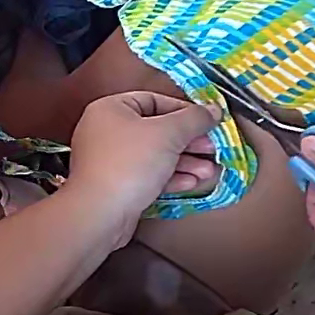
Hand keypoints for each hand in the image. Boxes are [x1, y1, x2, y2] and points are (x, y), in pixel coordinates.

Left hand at [62, 91, 222, 249]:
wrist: (99, 214)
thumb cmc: (130, 164)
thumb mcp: (168, 134)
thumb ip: (194, 119)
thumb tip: (214, 110)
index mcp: (111, 109)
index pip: (154, 100)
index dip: (184, 111)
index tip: (208, 122)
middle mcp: (108, 131)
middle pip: (157, 130)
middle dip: (189, 142)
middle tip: (212, 150)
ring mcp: (111, 161)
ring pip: (155, 155)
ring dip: (184, 162)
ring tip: (208, 172)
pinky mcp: (117, 186)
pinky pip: (148, 175)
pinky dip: (170, 178)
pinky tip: (192, 183)